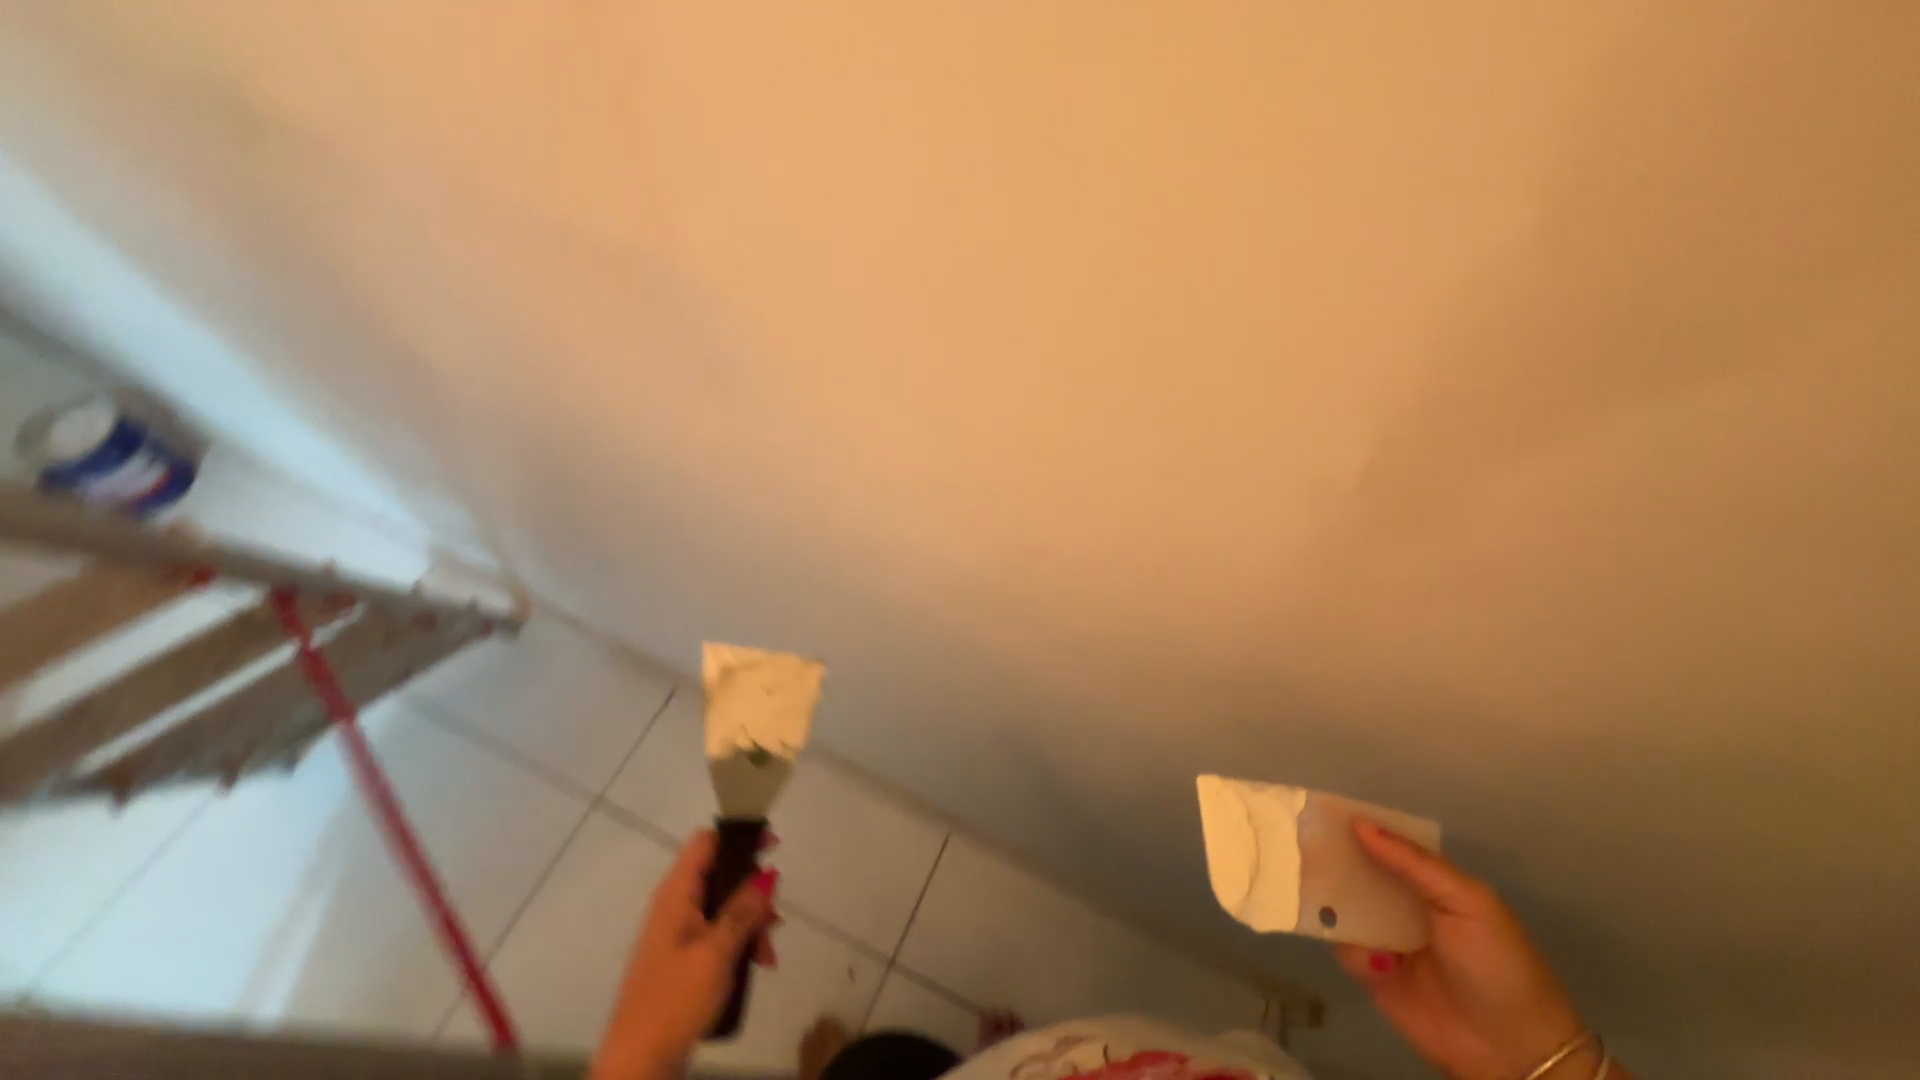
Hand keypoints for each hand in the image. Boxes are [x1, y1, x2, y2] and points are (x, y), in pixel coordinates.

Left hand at [593, 830, 779, 1079]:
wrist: (639, 1063)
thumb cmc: (675, 999)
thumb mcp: (716, 951)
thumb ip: (743, 910)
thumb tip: (767, 872)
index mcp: (677, 895)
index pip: (707, 842)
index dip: (740, 837)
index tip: (774, 846)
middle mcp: (676, 906)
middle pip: (722, 876)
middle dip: (754, 893)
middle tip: (775, 918)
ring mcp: (680, 933)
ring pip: (725, 908)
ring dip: (752, 924)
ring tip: (767, 954)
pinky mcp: (685, 959)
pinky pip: (720, 935)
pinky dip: (740, 944)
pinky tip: (757, 965)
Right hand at [1335, 819, 1594, 1079]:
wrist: (1512, 1050)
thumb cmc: (1498, 965)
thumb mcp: (1467, 903)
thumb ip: (1415, 864)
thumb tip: (1360, 824)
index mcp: (1430, 883)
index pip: (1387, 845)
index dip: (1359, 827)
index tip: (1323, 811)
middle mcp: (1402, 905)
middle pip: (1358, 872)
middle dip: (1333, 859)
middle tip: (1300, 844)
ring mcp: (1385, 938)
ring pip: (1343, 907)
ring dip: (1331, 901)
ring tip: (1315, 892)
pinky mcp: (1371, 973)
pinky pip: (1343, 948)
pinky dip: (1348, 947)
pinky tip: (1374, 960)